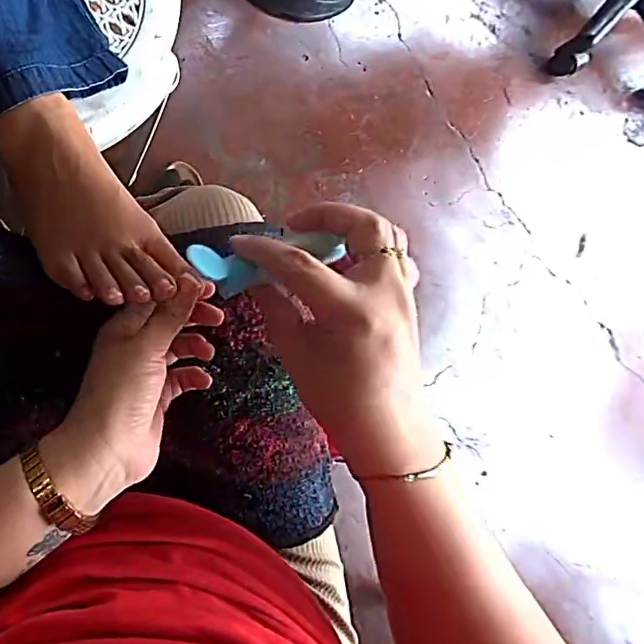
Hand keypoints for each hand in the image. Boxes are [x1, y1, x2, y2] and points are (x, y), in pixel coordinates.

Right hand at [0, 94, 193, 304]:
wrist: (52, 155)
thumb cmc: (87, 170)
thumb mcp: (127, 202)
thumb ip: (142, 233)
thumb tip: (158, 257)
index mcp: (140, 228)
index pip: (168, 265)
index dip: (175, 281)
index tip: (179, 289)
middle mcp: (117, 245)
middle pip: (141, 282)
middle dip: (148, 293)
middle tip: (149, 297)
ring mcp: (87, 254)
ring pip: (110, 289)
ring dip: (117, 295)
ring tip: (119, 296)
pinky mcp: (58, 258)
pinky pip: (76, 286)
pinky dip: (84, 290)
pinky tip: (88, 289)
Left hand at [43, 277, 222, 510]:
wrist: (108, 447)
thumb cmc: (119, 391)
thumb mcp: (146, 347)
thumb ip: (170, 315)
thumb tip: (189, 281)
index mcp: (122, 327)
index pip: (154, 298)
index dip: (181, 291)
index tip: (210, 287)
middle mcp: (131, 346)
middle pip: (166, 321)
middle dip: (191, 317)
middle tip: (218, 317)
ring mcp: (143, 372)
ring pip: (174, 348)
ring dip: (193, 346)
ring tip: (208, 351)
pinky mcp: (155, 397)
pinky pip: (178, 379)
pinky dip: (192, 375)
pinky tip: (203, 380)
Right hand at [229, 205, 443, 476]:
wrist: (389, 428)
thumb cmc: (337, 398)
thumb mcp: (294, 351)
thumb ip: (274, 304)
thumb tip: (254, 276)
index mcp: (351, 310)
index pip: (299, 263)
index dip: (263, 249)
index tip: (239, 243)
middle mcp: (384, 292)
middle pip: (364, 226)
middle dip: (324, 215)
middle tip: (291, 226)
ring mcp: (401, 294)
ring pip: (385, 235)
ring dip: (347, 228)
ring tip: (315, 241)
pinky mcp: (404, 299)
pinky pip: (391, 256)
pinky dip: (362, 248)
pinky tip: (337, 264)